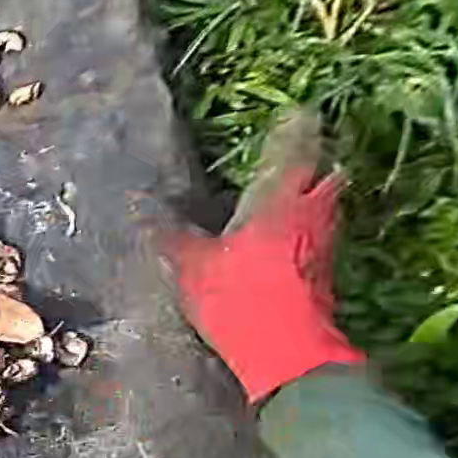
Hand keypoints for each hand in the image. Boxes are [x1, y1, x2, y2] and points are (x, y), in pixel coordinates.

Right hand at [170, 111, 364, 403]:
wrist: (284, 345)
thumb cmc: (235, 297)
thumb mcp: (189, 263)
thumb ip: (168, 232)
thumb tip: (135, 205)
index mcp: (278, 203)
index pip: (292, 153)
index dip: (290, 131)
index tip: (290, 113)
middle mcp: (311, 213)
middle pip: (320, 173)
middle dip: (309, 160)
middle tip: (292, 150)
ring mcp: (322, 238)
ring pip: (321, 199)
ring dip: (307, 189)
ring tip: (282, 188)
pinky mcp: (321, 263)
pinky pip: (314, 225)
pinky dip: (300, 217)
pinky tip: (280, 229)